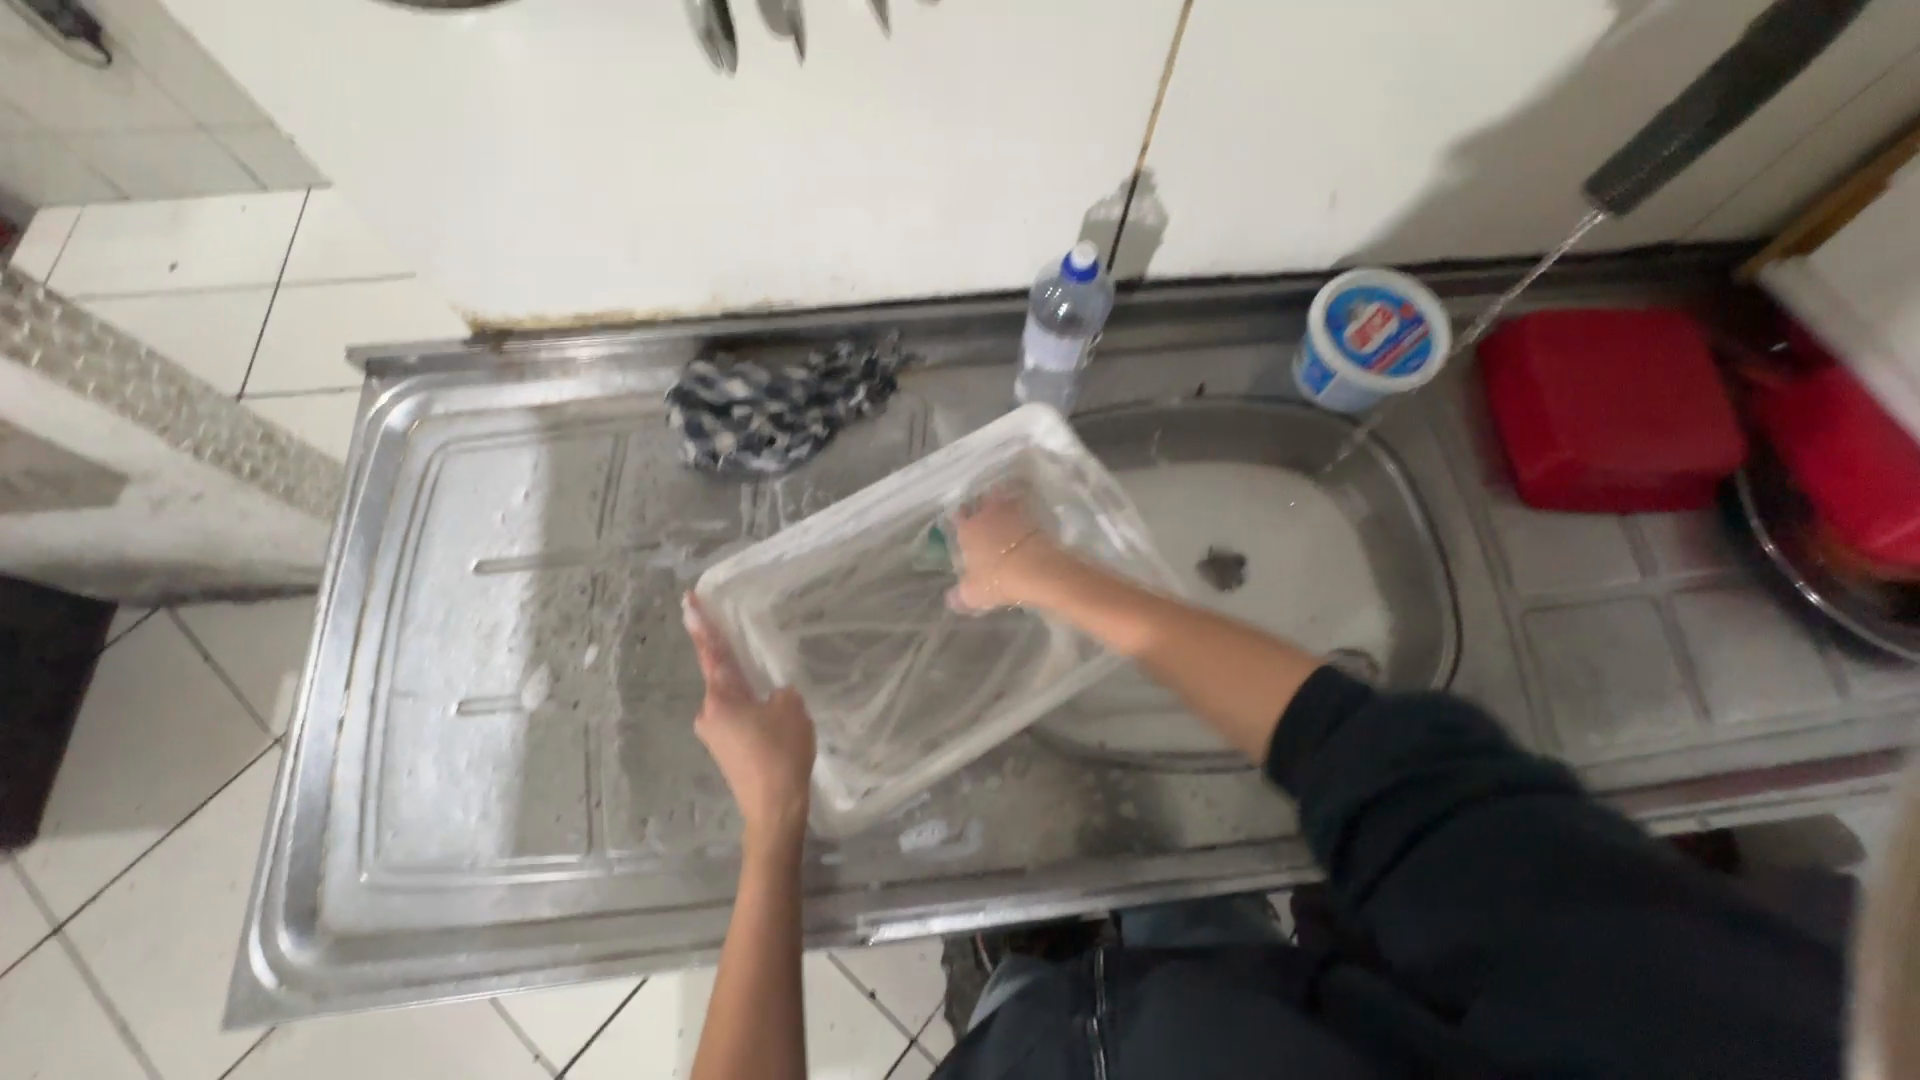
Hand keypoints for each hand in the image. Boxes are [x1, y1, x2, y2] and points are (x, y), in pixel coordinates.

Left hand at [683, 594, 815, 847]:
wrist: (775, 808)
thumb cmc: (781, 752)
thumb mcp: (791, 708)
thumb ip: (780, 691)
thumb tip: (771, 696)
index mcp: (721, 697)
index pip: (712, 652)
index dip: (702, 625)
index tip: (688, 600)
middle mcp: (709, 713)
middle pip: (725, 679)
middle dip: (741, 671)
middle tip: (760, 662)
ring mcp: (715, 735)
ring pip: (735, 703)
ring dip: (752, 699)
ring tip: (782, 711)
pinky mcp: (725, 752)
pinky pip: (740, 721)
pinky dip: (755, 717)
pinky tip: (778, 727)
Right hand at [945, 491, 1069, 612]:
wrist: (1037, 570)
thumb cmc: (998, 579)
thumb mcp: (974, 593)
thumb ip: (960, 595)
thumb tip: (951, 599)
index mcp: (968, 529)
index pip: (958, 515)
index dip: (959, 518)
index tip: (962, 524)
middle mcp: (987, 515)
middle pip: (981, 500)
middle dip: (981, 505)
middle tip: (983, 515)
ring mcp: (1011, 512)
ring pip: (1003, 498)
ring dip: (1002, 503)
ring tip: (1005, 513)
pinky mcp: (1034, 516)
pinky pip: (1024, 507)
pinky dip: (1023, 511)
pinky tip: (1024, 521)